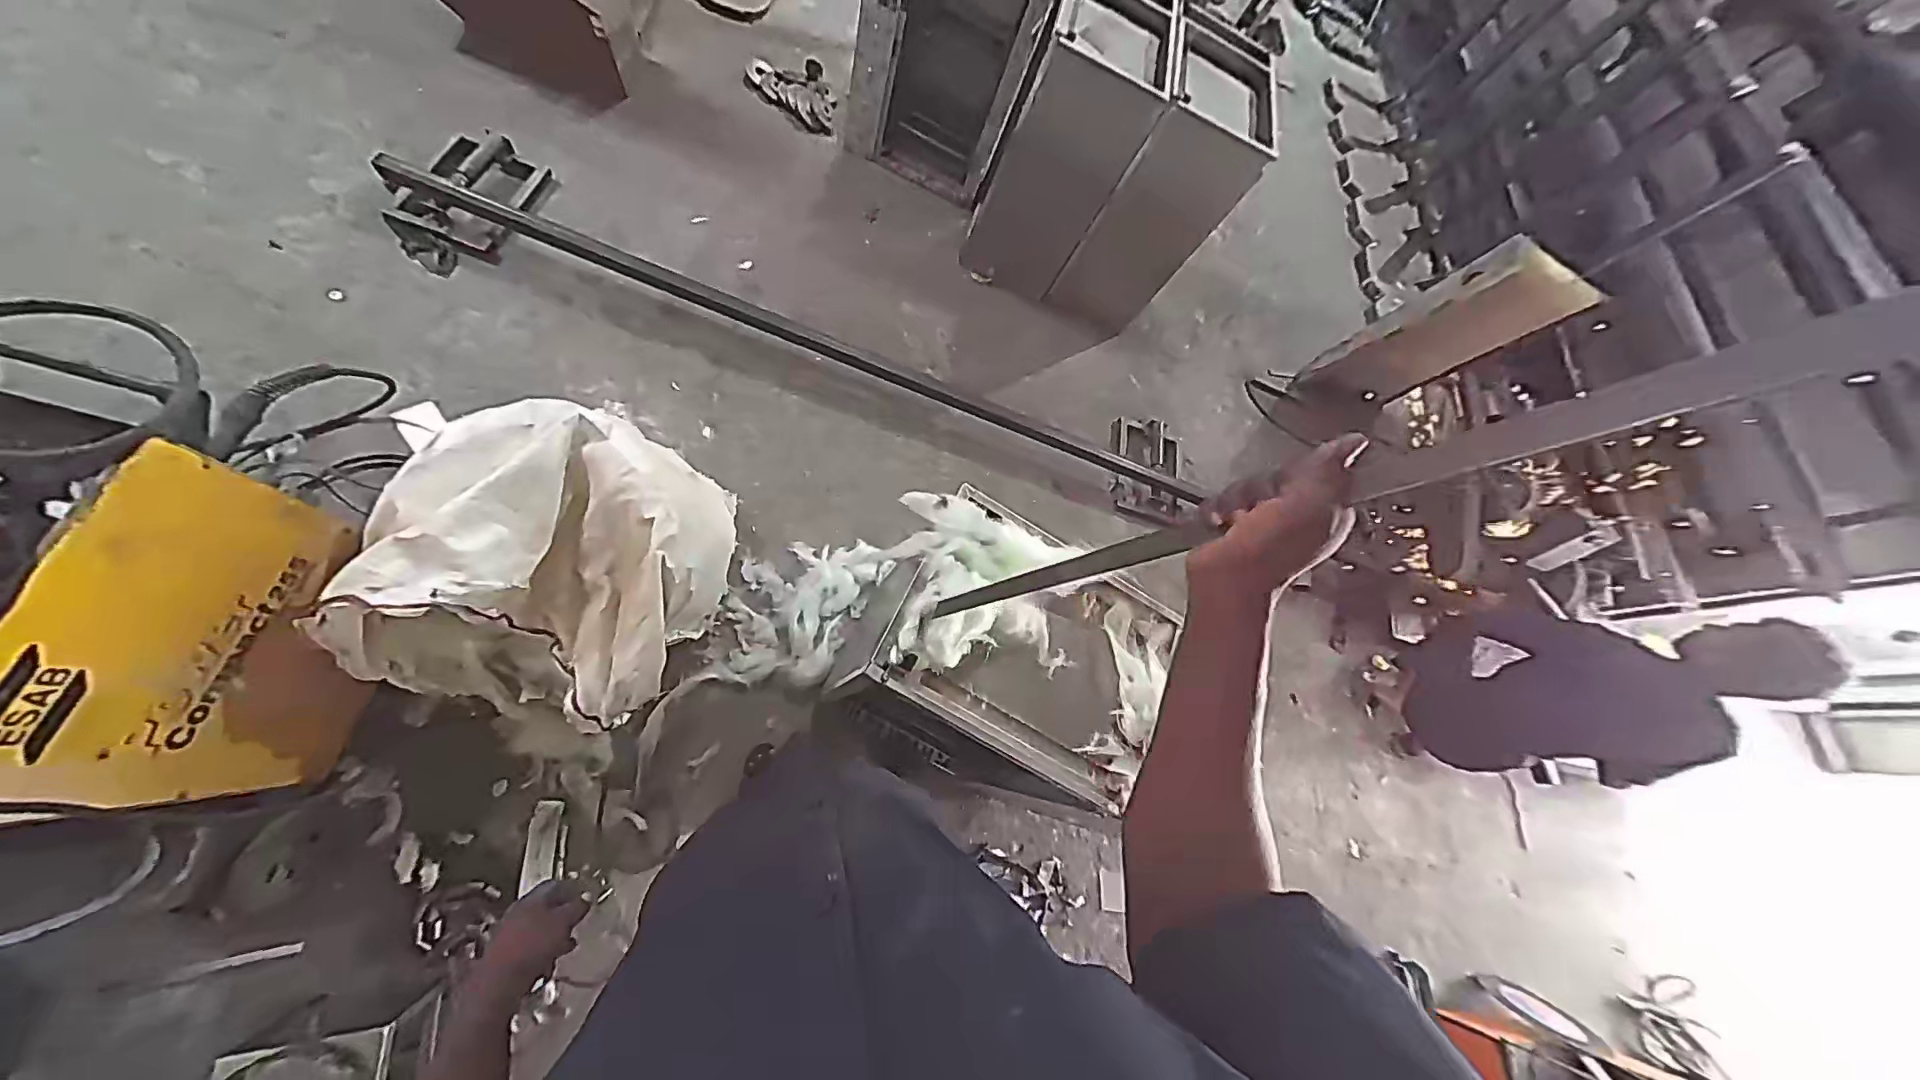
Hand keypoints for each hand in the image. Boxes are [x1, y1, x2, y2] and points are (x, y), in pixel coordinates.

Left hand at [473, 880, 589, 996]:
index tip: (584, 898)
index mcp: (531, 899)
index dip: (572, 889)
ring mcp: (507, 935)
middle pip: (545, 908)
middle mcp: (517, 913)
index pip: (555, 885)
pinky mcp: (503, 956)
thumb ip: (577, 907)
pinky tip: (548, 961)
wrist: (498, 983)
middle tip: (577, 923)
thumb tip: (586, 898)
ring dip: (553, 935)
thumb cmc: (535, 945)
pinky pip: (528, 947)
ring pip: (537, 929)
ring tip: (566, 945)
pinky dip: (540, 951)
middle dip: (563, 915)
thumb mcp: (564, 921)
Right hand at [1186, 433, 1367, 603]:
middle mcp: (1297, 520)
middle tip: (1263, 506)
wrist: (1227, 580)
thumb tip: (1355, 440)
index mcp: (1327, 514)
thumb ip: (1330, 468)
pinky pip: (1221, 503)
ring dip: (1236, 500)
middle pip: (1277, 477)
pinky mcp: (1233, 530)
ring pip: (1247, 488)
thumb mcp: (1311, 500)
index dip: (1301, 472)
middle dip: (1262, 487)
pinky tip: (1220, 523)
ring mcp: (1263, 526)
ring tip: (1237, 519)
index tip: (1292, 483)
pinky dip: (1217, 511)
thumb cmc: (1272, 549)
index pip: (1317, 472)